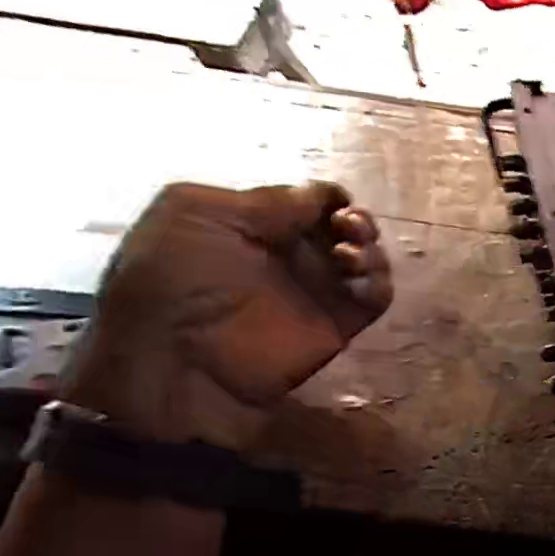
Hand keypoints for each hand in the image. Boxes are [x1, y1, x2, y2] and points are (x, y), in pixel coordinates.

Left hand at [66, 181, 392, 449]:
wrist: (183, 359)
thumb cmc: (175, 278)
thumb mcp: (198, 214)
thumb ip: (266, 201)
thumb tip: (322, 196)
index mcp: (254, 224)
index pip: (306, 202)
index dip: (325, 197)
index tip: (334, 200)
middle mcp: (291, 255)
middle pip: (343, 228)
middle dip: (354, 220)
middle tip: (349, 226)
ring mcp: (318, 291)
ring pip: (364, 260)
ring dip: (369, 249)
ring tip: (348, 255)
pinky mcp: (341, 324)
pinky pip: (375, 298)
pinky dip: (379, 283)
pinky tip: (361, 278)